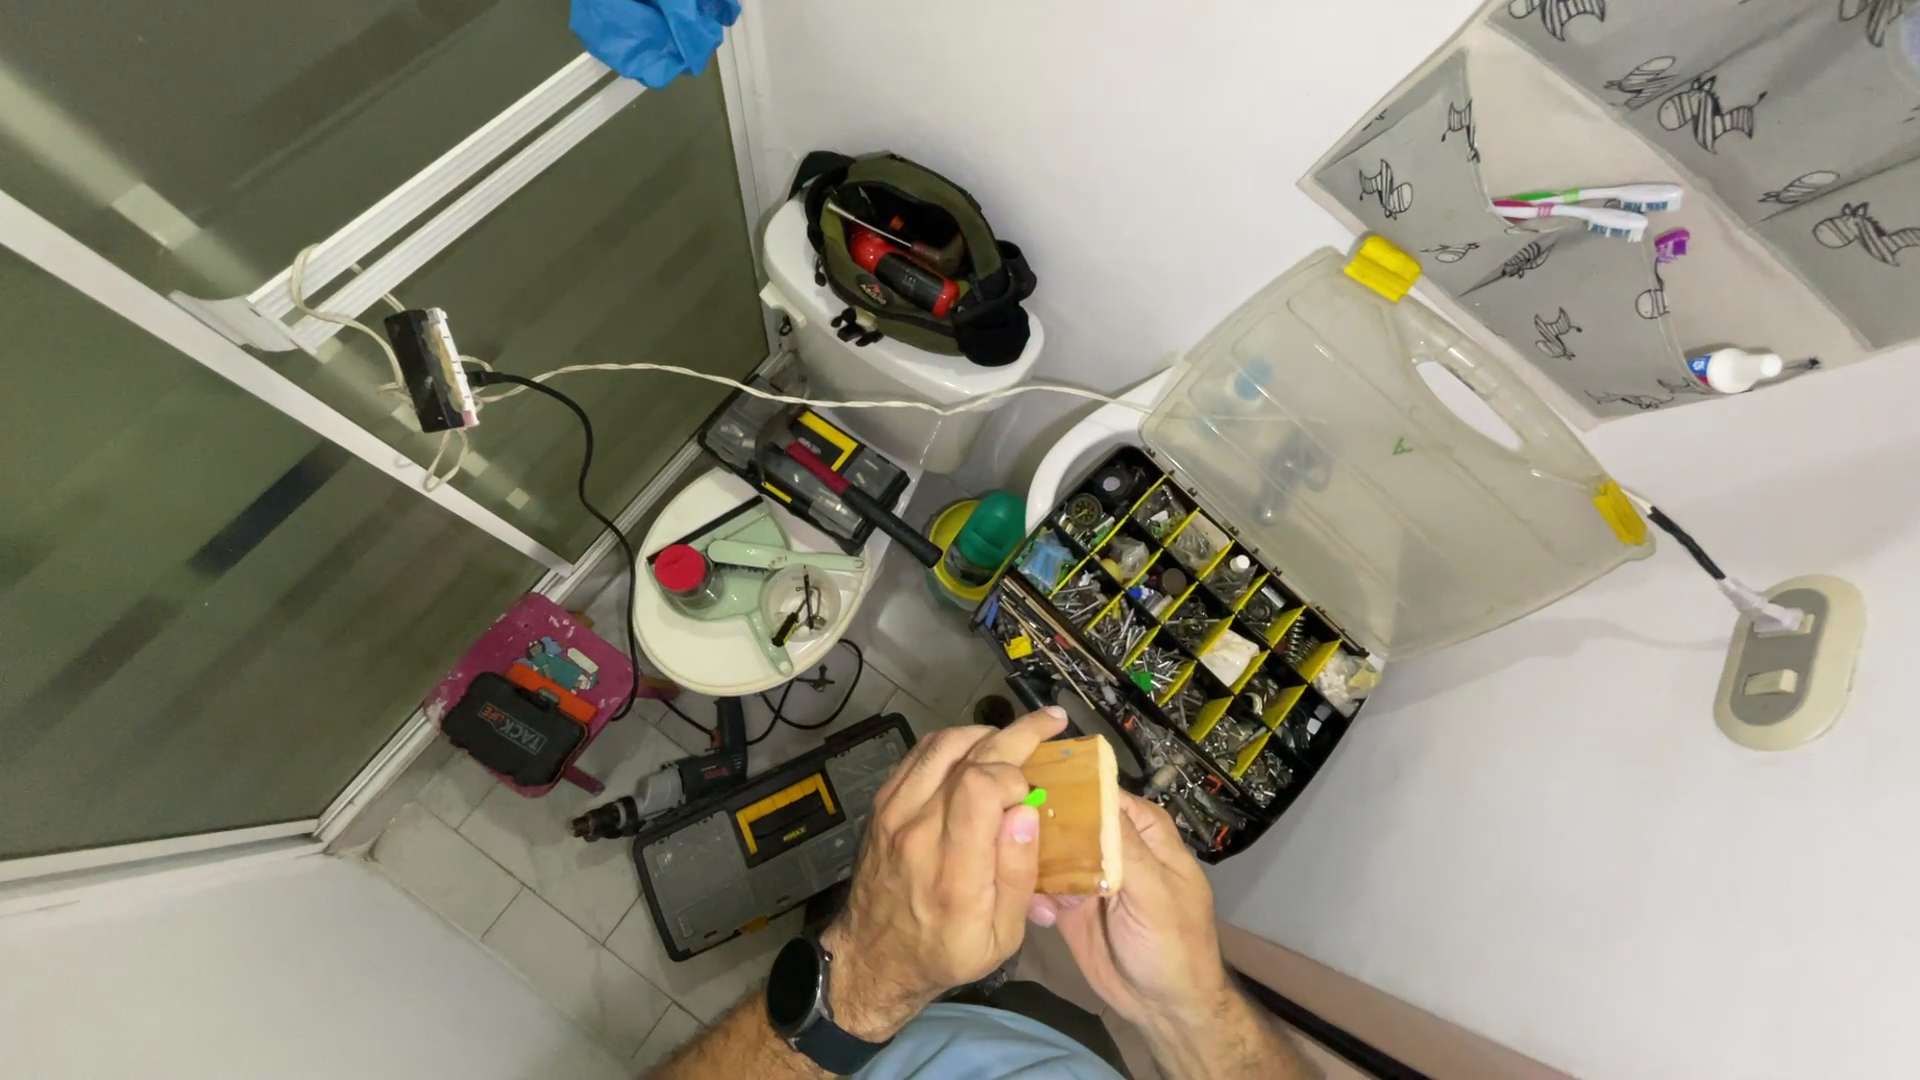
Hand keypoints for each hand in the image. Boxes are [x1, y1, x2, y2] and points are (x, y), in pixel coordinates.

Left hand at [821, 707, 1069, 1040]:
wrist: (873, 956)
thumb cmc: (945, 950)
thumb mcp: (1001, 936)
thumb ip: (1018, 873)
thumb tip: (1028, 809)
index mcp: (951, 870)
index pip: (979, 786)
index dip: (1013, 775)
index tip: (1031, 792)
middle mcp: (917, 829)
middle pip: (966, 755)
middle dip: (1017, 733)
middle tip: (1050, 721)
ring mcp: (893, 810)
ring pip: (942, 743)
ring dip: (984, 732)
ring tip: (1013, 739)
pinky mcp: (882, 801)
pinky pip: (920, 753)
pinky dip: (954, 743)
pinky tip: (975, 750)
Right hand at [1027, 793, 1232, 1030]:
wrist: (1163, 1011)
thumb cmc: (1175, 946)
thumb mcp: (1156, 894)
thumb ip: (1125, 847)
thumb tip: (1095, 795)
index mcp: (1142, 830)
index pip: (1104, 793)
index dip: (1071, 786)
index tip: (1032, 782)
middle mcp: (1112, 843)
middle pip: (1070, 816)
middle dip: (1040, 819)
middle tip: (1005, 824)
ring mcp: (1088, 871)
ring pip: (1050, 847)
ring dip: (1030, 856)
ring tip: (1012, 867)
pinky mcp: (1068, 900)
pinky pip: (1042, 882)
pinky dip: (1031, 889)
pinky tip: (1033, 906)